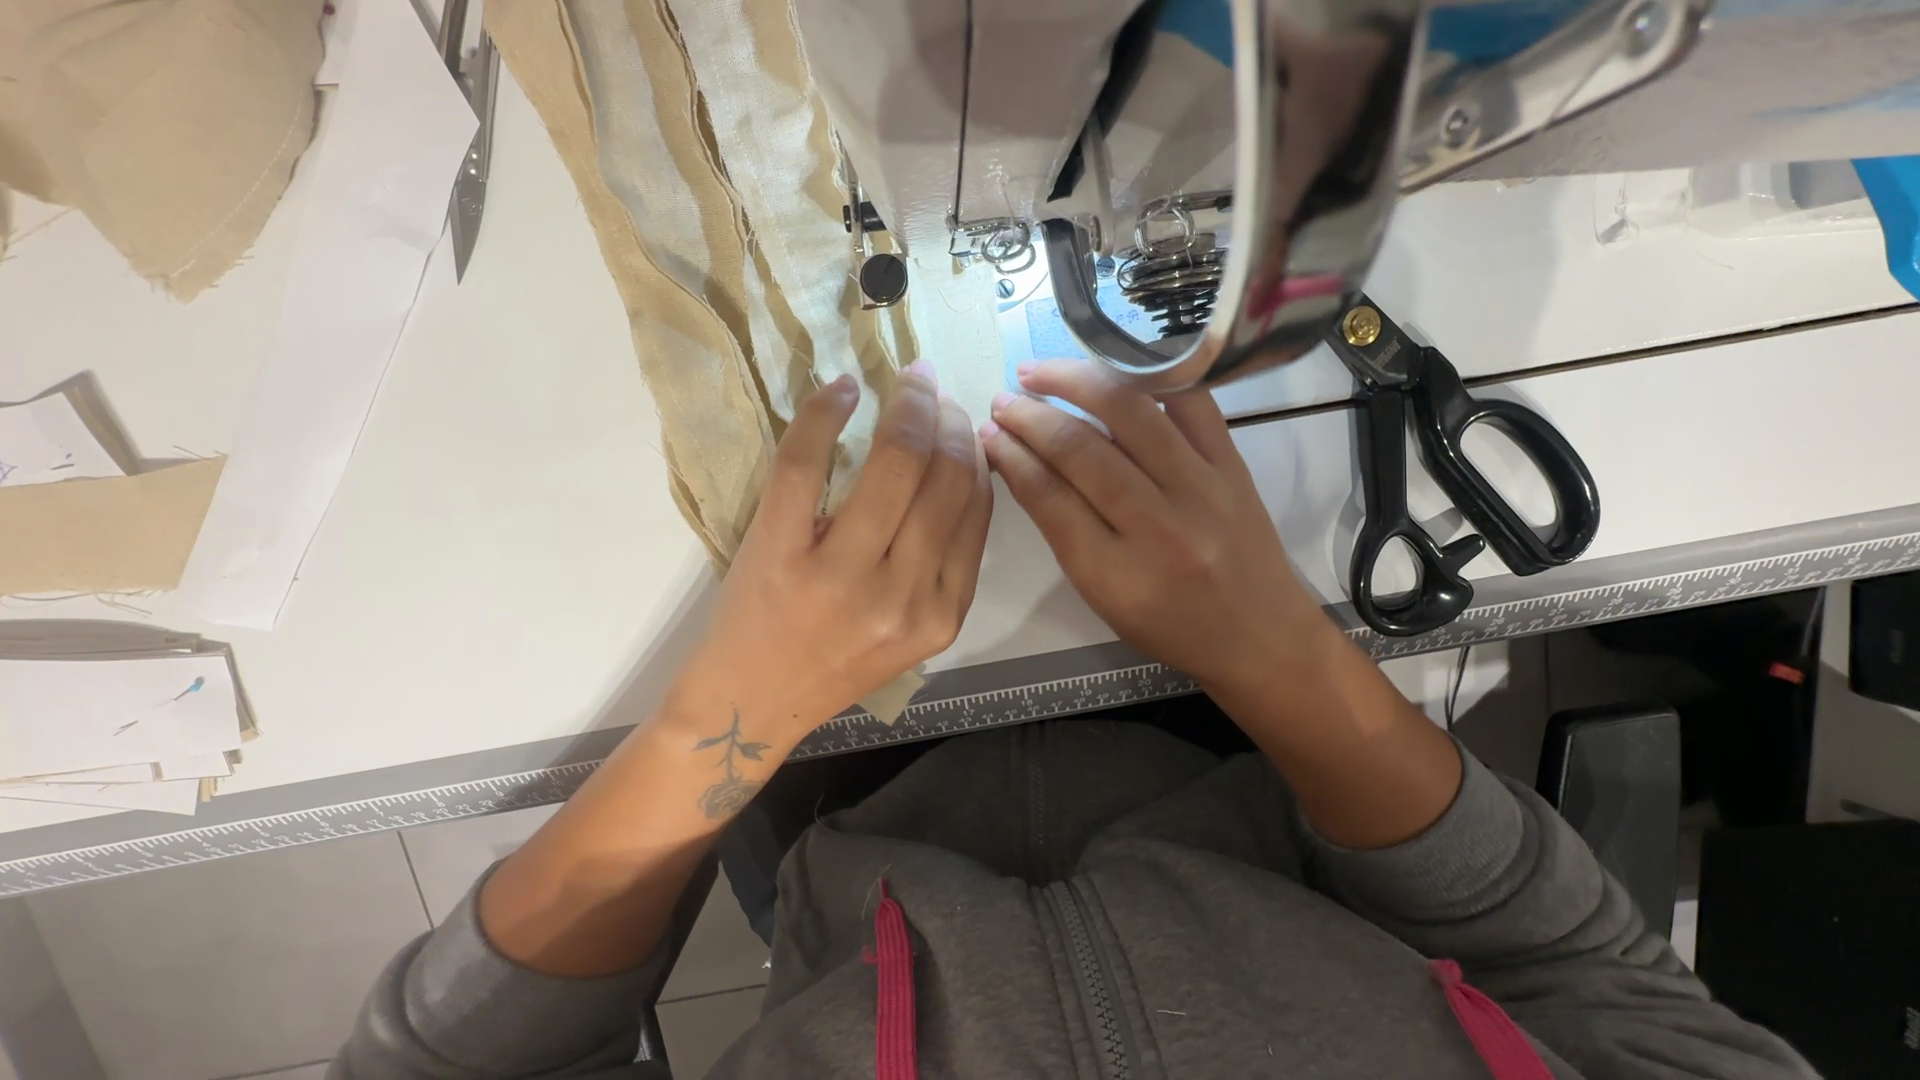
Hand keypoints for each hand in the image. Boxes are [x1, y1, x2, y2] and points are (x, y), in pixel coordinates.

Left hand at [674, 362, 992, 743]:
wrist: (753, 700)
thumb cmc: (834, 661)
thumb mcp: (912, 628)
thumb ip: (944, 564)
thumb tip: (962, 469)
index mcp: (940, 613)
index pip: (975, 509)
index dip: (972, 452)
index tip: (962, 423)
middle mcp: (901, 595)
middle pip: (944, 478)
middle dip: (947, 419)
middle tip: (934, 390)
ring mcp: (839, 574)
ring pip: (894, 464)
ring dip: (906, 406)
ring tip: (907, 383)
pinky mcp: (779, 551)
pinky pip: (807, 464)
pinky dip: (826, 413)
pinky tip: (843, 390)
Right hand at [980, 359, 1329, 694]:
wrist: (1259, 634)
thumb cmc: (1168, 624)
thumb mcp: (1101, 595)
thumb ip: (1061, 528)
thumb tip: (1020, 461)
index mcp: (1116, 573)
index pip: (1050, 497)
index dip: (1011, 457)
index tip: (988, 432)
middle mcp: (1159, 527)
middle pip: (1082, 451)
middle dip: (1032, 417)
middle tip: (1004, 400)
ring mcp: (1202, 488)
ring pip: (1131, 414)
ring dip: (1077, 382)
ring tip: (1040, 372)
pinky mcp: (1232, 464)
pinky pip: (1189, 402)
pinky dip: (1147, 376)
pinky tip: (1111, 367)